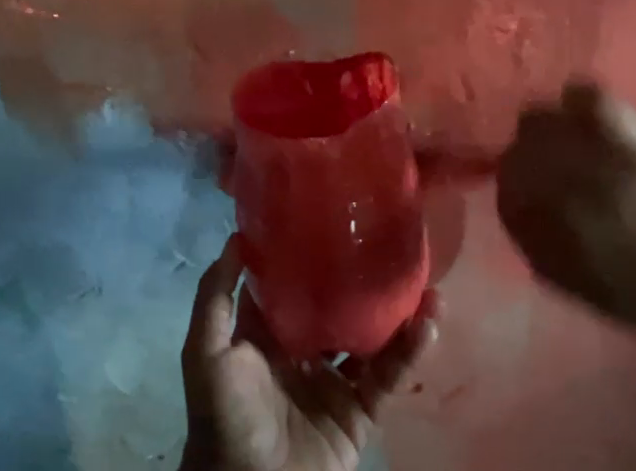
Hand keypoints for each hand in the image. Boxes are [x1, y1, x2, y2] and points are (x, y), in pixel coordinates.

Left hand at [180, 236, 438, 470]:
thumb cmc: (225, 414)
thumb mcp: (206, 350)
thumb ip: (216, 296)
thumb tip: (237, 239)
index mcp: (264, 336)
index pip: (289, 287)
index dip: (307, 256)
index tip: (331, 221)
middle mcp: (301, 353)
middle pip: (336, 309)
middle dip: (358, 282)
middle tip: (386, 244)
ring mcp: (332, 383)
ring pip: (370, 340)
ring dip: (396, 314)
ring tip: (423, 281)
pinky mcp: (358, 413)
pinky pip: (387, 377)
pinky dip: (409, 352)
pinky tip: (429, 323)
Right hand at [495, 80, 635, 344]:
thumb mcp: (593, 294)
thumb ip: (545, 252)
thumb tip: (519, 216)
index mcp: (557, 235)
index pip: (507, 196)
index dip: (513, 195)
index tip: (526, 200)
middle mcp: (568, 192)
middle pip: (516, 155)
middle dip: (524, 163)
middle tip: (546, 172)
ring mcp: (600, 158)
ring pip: (540, 122)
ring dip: (545, 131)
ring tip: (567, 141)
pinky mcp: (635, 136)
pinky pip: (588, 99)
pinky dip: (580, 101)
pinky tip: (588, 115)